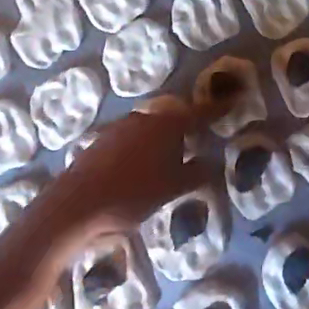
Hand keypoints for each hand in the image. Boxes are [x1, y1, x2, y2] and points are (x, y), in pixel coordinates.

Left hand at [43, 98, 223, 236]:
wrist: (75, 207)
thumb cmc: (132, 195)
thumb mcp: (174, 188)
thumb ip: (198, 172)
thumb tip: (212, 161)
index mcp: (166, 125)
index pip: (200, 114)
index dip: (218, 110)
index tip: (233, 101)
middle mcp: (143, 118)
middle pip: (172, 118)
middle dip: (187, 129)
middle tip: (199, 143)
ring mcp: (117, 128)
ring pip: (150, 129)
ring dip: (162, 141)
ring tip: (169, 163)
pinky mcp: (99, 142)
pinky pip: (130, 140)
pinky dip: (142, 150)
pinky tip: (140, 172)